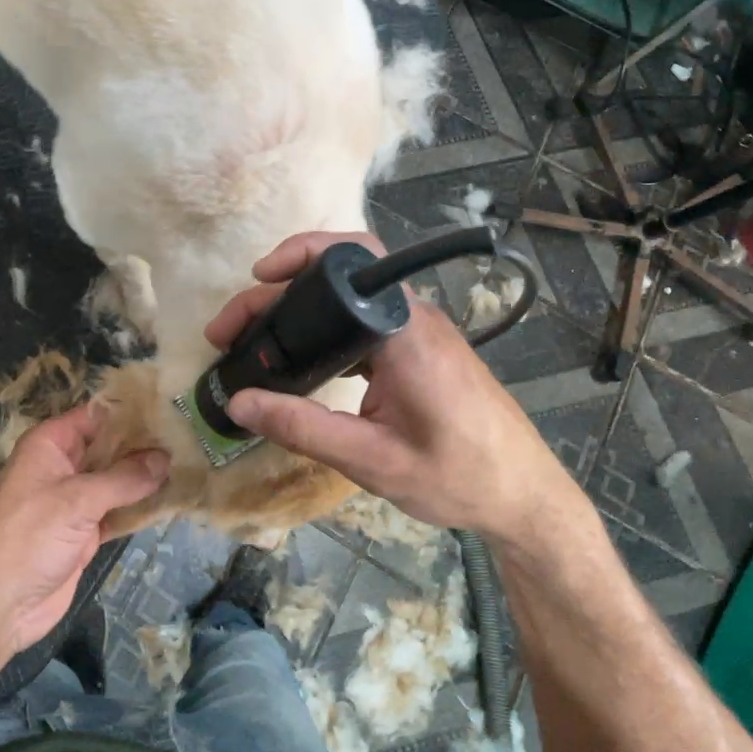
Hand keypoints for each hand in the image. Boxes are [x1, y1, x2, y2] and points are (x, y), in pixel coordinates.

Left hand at [0, 406, 167, 652]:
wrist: (1, 603)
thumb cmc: (30, 537)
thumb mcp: (77, 500)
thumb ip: (124, 478)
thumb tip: (164, 458)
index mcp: (49, 445)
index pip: (94, 416)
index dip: (129, 411)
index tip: (169, 407)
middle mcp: (61, 466)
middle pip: (108, 447)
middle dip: (143, 445)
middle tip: (189, 437)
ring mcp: (72, 501)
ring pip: (115, 480)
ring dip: (145, 477)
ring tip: (190, 464)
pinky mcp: (83, 531)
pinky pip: (116, 511)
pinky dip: (139, 507)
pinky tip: (172, 500)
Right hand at [205, 231, 578, 542]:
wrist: (526, 499)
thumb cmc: (459, 478)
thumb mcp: (372, 461)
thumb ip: (303, 428)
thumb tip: (239, 403)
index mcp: (405, 333)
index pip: (354, 258)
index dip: (302, 252)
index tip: (258, 276)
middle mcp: (412, 320)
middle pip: (336, 279)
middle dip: (274, 295)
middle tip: (226, 333)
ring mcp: (418, 334)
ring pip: (346, 301)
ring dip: (295, 313)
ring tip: (250, 346)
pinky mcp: (419, 351)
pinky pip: (361, 324)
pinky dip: (320, 331)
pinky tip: (296, 362)